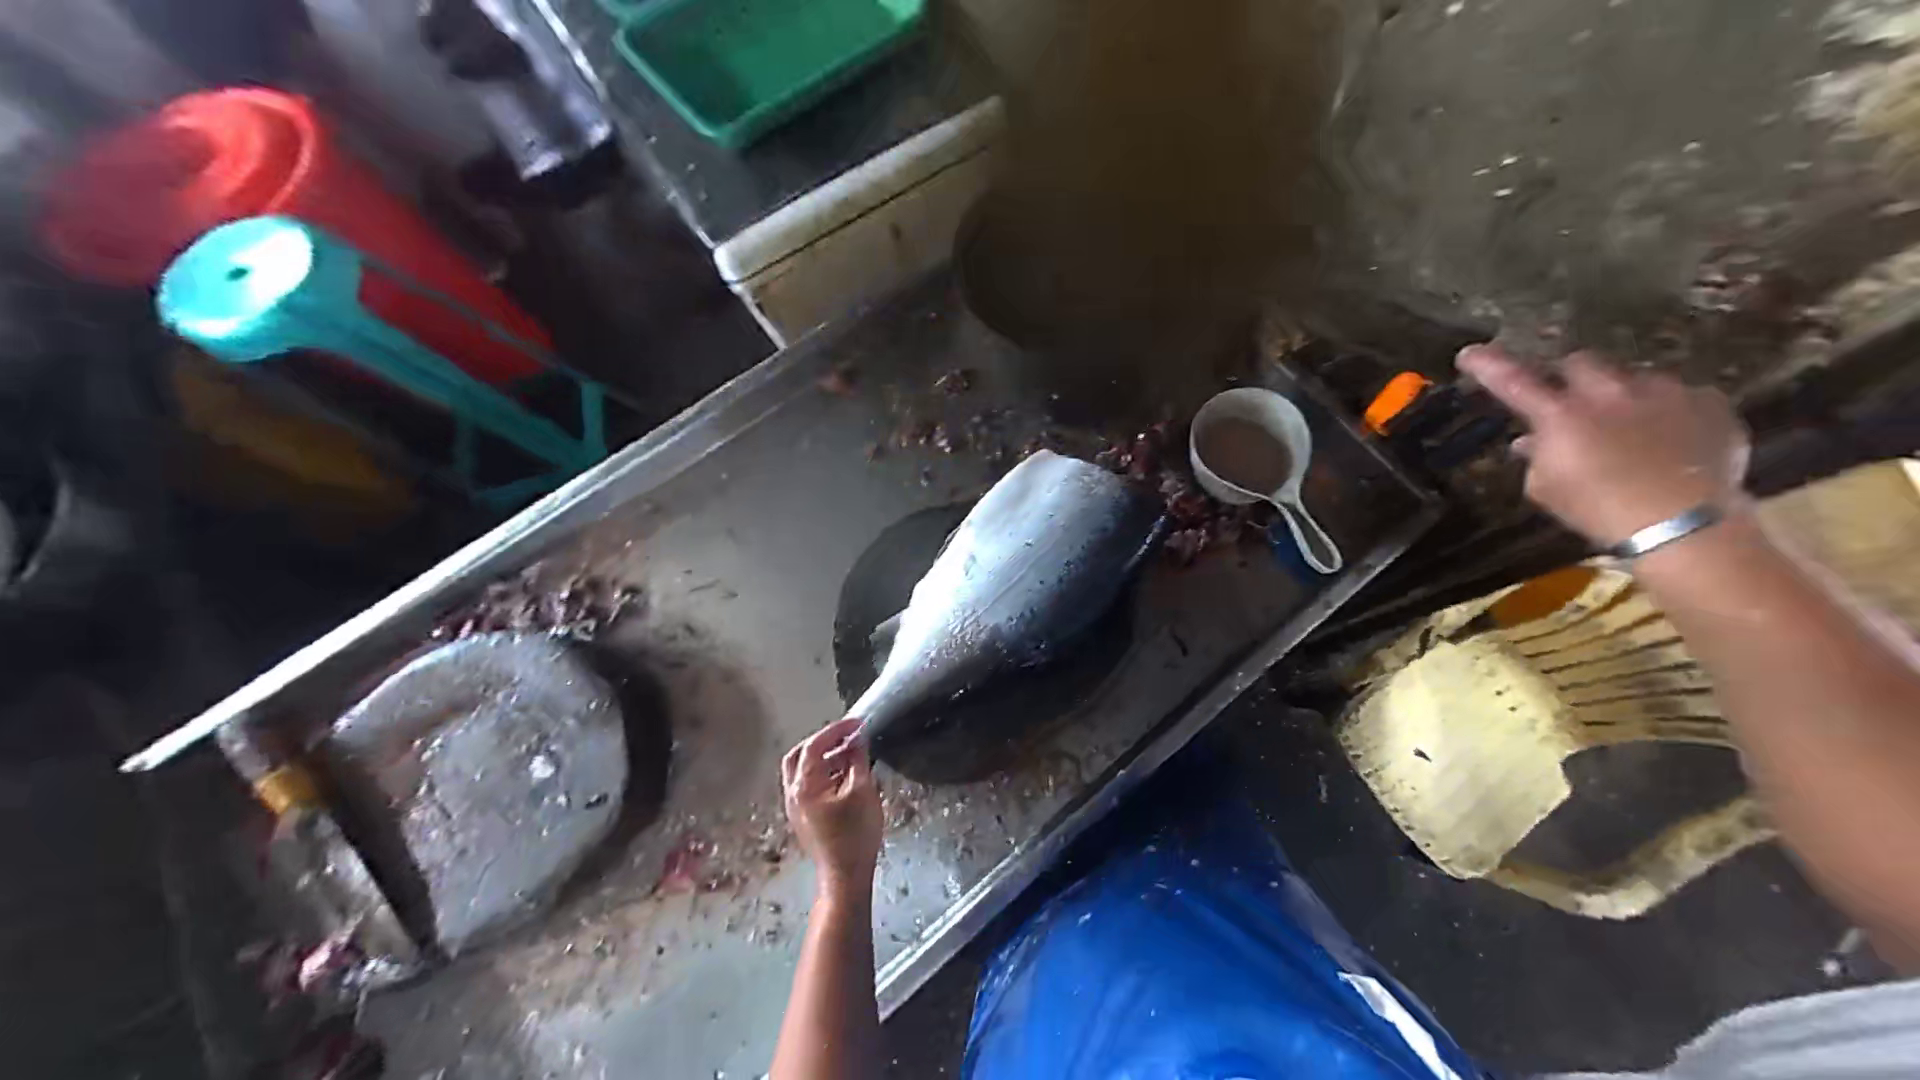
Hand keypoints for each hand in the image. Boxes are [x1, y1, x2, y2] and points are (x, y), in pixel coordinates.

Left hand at [781, 718, 882, 899]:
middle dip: (823, 741)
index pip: (814, 745)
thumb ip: (857, 760)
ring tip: (851, 754)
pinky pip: (810, 785)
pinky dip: (825, 773)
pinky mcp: (805, 817)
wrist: (845, 877)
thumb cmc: (855, 834)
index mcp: (804, 785)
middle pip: (800, 755)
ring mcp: (796, 807)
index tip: (857, 723)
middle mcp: (793, 793)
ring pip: (803, 771)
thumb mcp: (863, 790)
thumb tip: (857, 738)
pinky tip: (846, 776)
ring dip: (825, 757)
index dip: (836, 730)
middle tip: (846, 736)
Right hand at [1457, 345, 1750, 547]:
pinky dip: (1668, 410)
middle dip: (1569, 376)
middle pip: (1581, 362)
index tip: (1471, 353)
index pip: (1512, 381)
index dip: (1489, 366)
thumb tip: (1531, 441)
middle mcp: (1610, 394)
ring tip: (1626, 423)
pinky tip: (1668, 435)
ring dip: (1621, 394)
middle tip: (1567, 397)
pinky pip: (1682, 395)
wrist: (1682, 524)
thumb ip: (1536, 456)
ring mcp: (1665, 394)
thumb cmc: (1597, 509)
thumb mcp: (1546, 487)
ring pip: (1634, 377)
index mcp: (1560, 416)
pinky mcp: (1711, 404)